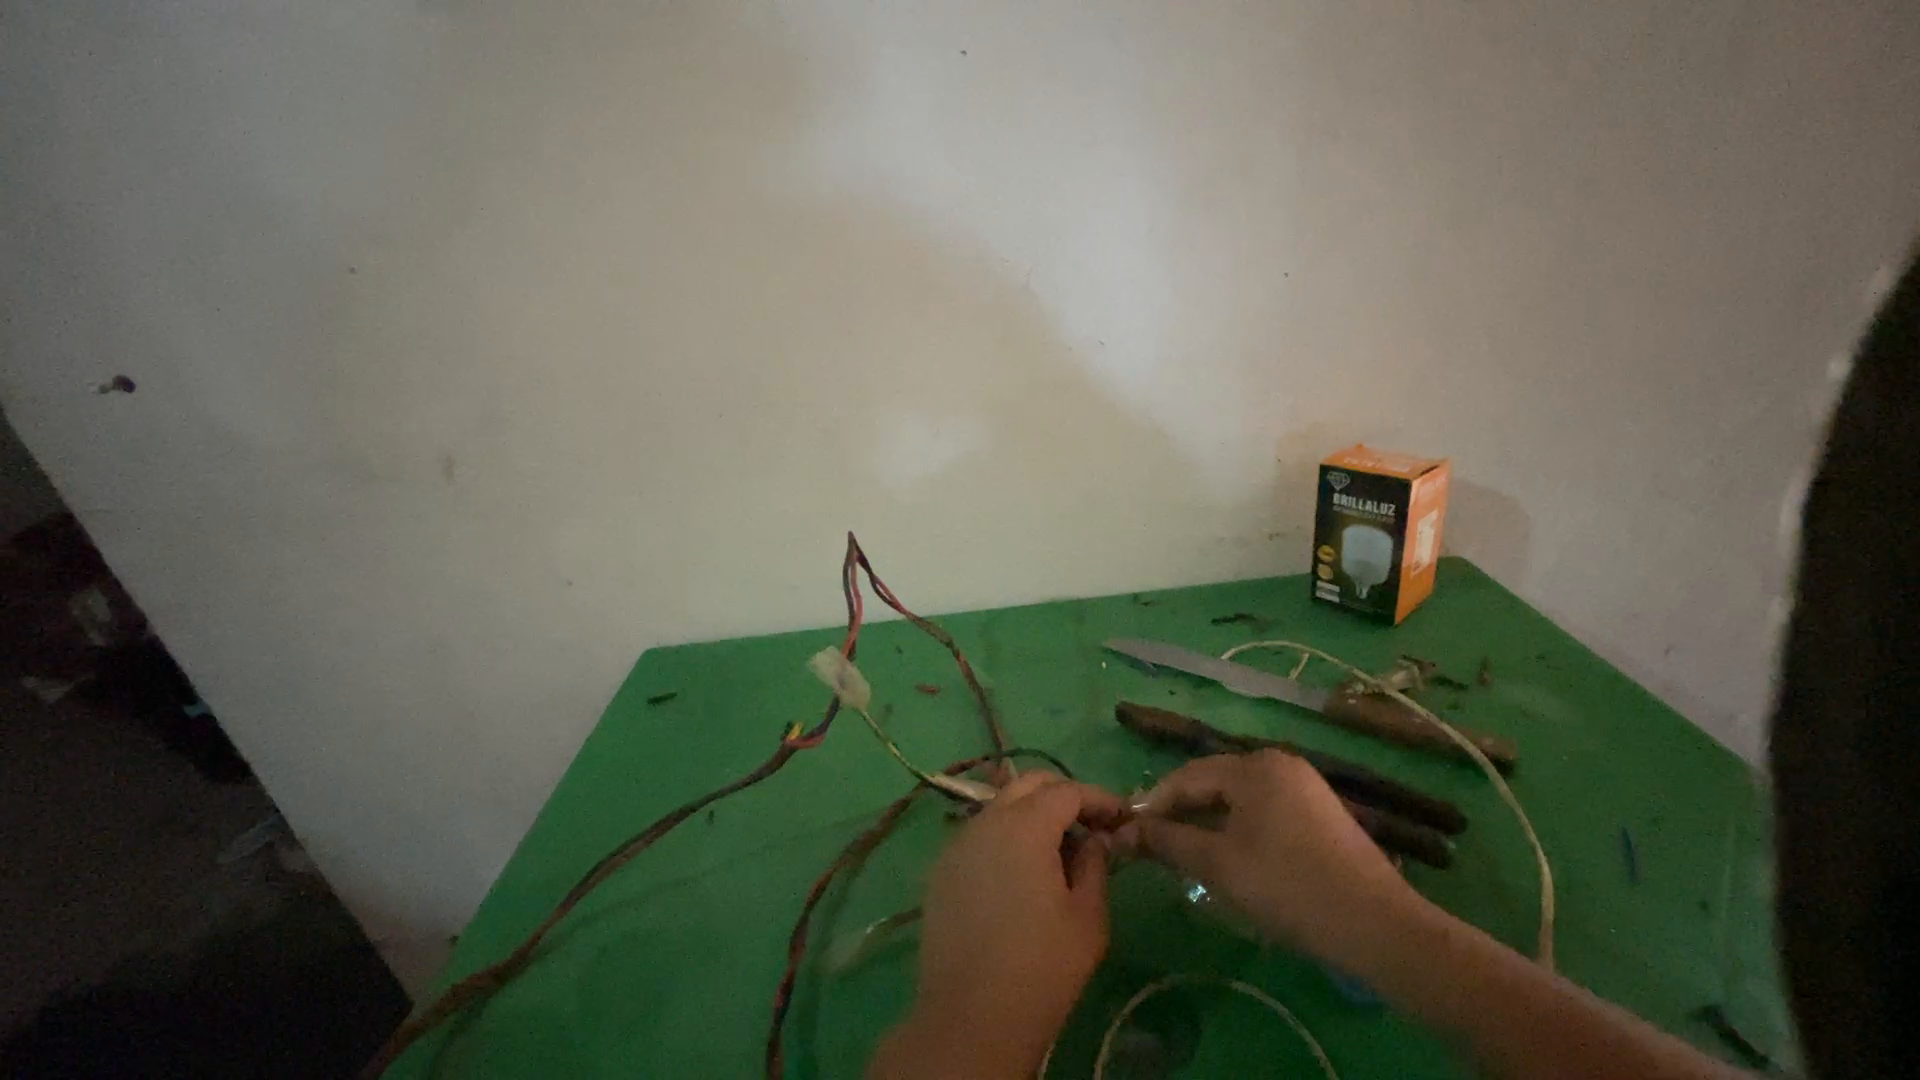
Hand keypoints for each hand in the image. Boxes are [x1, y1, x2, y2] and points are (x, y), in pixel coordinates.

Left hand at [869, 771, 1124, 1078]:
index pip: (1067, 790)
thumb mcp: (1087, 917)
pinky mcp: (942, 868)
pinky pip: (979, 833)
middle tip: (1092, 826)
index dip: (1099, 798)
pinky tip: (1021, 871)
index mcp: (1025, 825)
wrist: (970, 1016)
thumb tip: (1094, 839)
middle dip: (1064, 794)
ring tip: (1059, 850)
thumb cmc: (1042, 968)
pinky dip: (1006, 835)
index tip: (1123, 818)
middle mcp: (986, 821)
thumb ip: (1094, 865)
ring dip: (1032, 813)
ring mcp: (958, 843)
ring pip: (1000, 806)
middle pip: (1028, 784)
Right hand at [1126, 750, 1428, 967]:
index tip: (1127, 833)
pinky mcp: (1320, 813)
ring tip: (1185, 854)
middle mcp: (1279, 763)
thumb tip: (1125, 831)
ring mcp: (1304, 787)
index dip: (1153, 805)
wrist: (1377, 927)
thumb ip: (1167, 841)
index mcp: (1253, 766)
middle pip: (1212, 783)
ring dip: (1207, 823)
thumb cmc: (1287, 886)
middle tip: (1153, 846)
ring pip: (1238, 800)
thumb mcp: (1217, 864)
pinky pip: (1263, 811)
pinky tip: (1229, 858)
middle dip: (1180, 814)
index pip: (1186, 777)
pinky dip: (1237, 829)